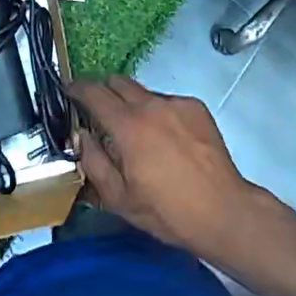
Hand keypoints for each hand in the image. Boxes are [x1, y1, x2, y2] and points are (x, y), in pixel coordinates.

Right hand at [68, 76, 273, 255]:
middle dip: (103, 92)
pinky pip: (167, 102)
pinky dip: (159, 113)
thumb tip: (80, 135)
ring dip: (132, 104)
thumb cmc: (168, 212)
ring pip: (142, 92)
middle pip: (116, 81)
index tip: (69, 92)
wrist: (226, 214)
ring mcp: (175, 104)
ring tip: (140, 133)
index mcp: (127, 125)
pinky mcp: (196, 108)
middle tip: (101, 113)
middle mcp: (149, 105)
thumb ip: (92, 161)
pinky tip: (169, 140)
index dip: (76, 88)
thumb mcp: (119, 198)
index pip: (92, 92)